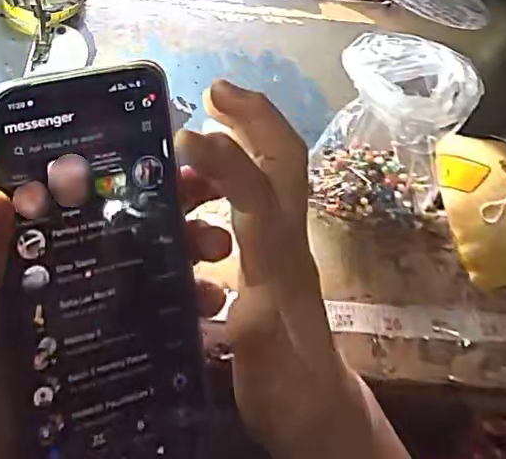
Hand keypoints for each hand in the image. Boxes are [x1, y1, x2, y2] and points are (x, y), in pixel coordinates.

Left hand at [0, 181, 234, 458]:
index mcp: (45, 244)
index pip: (88, 190)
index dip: (124, 166)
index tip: (163, 153)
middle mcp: (81, 262)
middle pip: (132, 219)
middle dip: (172, 202)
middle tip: (207, 194)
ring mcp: (106, 302)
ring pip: (156, 260)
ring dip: (189, 247)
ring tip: (215, 250)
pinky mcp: (127, 341)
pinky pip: (166, 314)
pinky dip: (191, 302)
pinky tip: (209, 304)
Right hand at [175, 80, 408, 458]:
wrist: (320, 415)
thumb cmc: (290, 393)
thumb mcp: (269, 375)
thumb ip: (258, 339)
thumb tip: (244, 305)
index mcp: (278, 259)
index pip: (258, 191)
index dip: (224, 157)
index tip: (186, 135)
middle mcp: (284, 236)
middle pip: (281, 158)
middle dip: (252, 114)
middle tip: (213, 91)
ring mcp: (280, 239)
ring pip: (265, 169)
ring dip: (234, 140)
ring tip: (189, 145)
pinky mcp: (268, 249)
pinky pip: (252, 191)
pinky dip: (227, 170)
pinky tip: (196, 190)